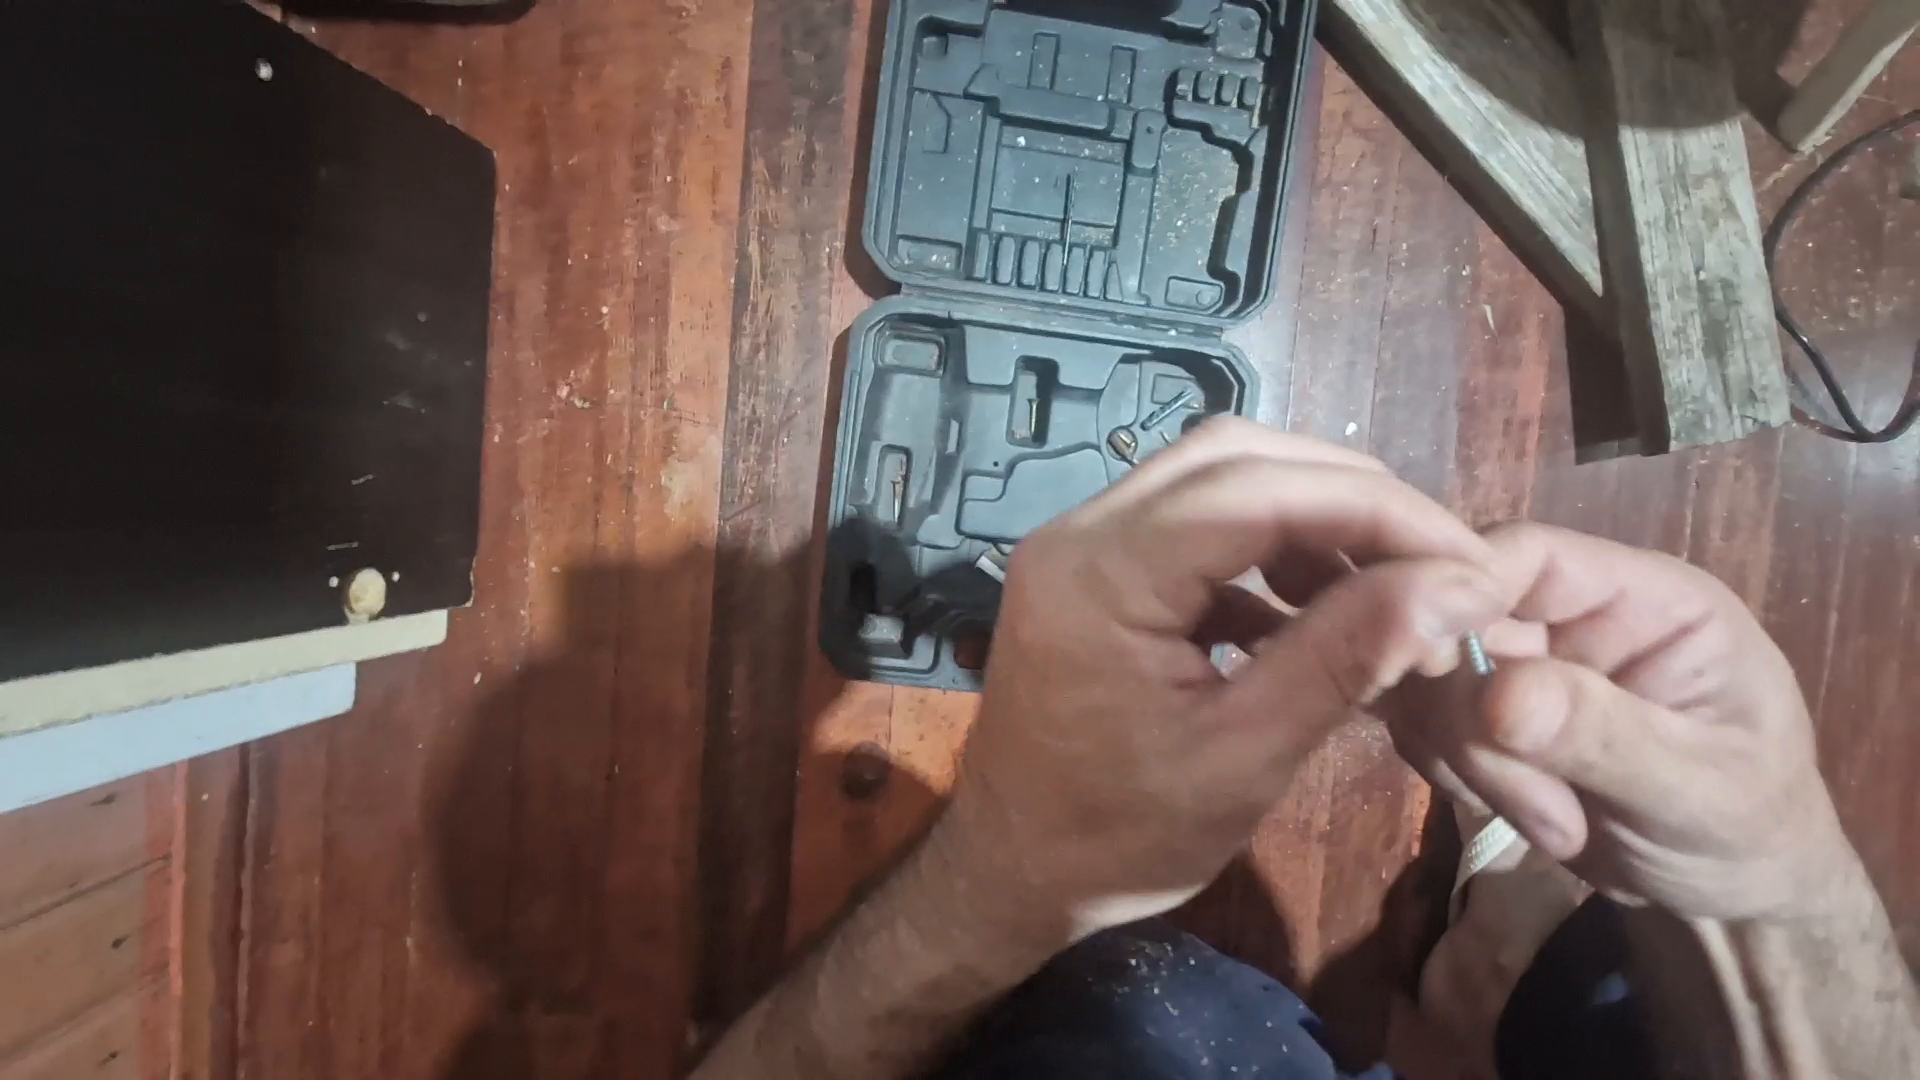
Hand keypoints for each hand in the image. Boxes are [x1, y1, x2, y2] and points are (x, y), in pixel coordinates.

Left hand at [933, 420, 1516, 940]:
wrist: (1016, 861)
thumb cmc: (1120, 834)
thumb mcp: (1245, 755)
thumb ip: (1345, 655)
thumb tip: (1459, 583)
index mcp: (1100, 575)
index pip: (1251, 490)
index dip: (1372, 506)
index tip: (1466, 555)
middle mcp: (1076, 533)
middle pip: (1229, 458)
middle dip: (1343, 494)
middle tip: (1430, 558)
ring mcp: (1075, 544)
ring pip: (1210, 480)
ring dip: (1303, 516)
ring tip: (1382, 583)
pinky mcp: (1089, 569)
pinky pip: (1185, 525)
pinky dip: (1257, 548)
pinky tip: (1307, 602)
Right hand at [1391, 523, 1860, 920]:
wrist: (1725, 894)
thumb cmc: (1748, 833)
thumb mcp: (1701, 793)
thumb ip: (1603, 735)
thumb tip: (1499, 695)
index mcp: (1634, 598)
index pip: (1519, 554)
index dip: (1460, 591)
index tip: (1434, 663)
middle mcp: (1555, 613)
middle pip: (1450, 619)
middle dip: (1470, 718)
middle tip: (1543, 808)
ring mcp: (1503, 657)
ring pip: (1419, 672)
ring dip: (1462, 755)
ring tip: (1553, 823)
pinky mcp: (1465, 702)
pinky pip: (1410, 714)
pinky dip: (1443, 766)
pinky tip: (1507, 808)